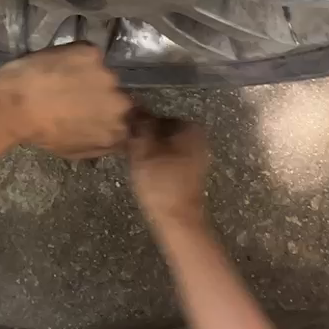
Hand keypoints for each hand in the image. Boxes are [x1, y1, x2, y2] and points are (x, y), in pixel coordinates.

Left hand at [0, 43, 132, 157]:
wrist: (14, 106)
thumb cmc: (41, 133)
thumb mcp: (75, 150)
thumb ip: (103, 143)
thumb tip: (114, 135)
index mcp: (118, 129)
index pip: (128, 119)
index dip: (110, 112)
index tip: (94, 109)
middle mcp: (120, 101)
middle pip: (117, 93)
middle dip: (100, 94)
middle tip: (75, 94)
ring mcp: (106, 74)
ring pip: (102, 72)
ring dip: (88, 75)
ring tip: (63, 79)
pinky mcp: (91, 52)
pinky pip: (89, 53)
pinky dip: (77, 57)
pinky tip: (58, 65)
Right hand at [127, 112, 209, 230]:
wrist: (178, 220)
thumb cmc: (160, 182)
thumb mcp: (144, 150)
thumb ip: (140, 126)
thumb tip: (136, 108)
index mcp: (191, 129)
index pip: (160, 116)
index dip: (142, 124)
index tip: (129, 136)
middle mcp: (199, 140)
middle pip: (165, 131)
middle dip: (148, 138)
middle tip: (131, 149)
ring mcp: (198, 159)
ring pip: (167, 147)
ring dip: (152, 152)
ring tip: (136, 163)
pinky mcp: (192, 175)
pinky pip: (171, 160)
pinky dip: (159, 164)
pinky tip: (147, 174)